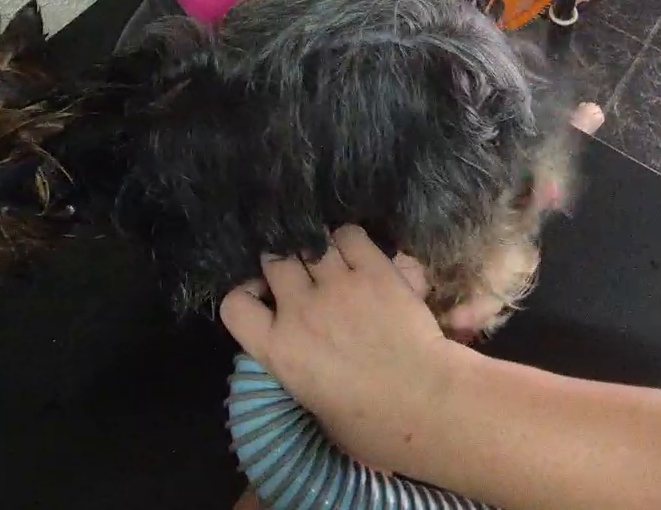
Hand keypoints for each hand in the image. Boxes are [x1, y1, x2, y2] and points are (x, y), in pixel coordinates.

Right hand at [219, 225, 472, 473]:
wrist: (426, 402)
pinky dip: (349, 239)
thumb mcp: (315, 405)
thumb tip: (302, 350)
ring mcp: (337, 285)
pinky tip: (357, 250)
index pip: (235, 306)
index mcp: (279, 351)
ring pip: (311, 241)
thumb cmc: (372, 425)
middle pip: (275, 260)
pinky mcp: (374, 269)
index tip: (262, 297)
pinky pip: (350, 234)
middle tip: (301, 272)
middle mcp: (300, 310)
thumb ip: (299, 367)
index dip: (246, 295)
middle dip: (284, 262)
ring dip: (316, 247)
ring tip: (329, 256)